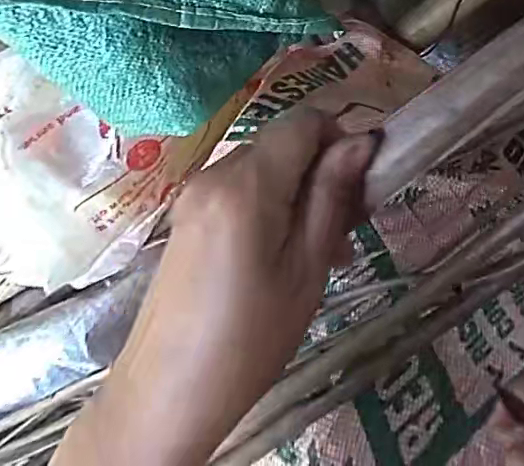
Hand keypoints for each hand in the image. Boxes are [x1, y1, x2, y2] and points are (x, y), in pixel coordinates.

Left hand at [56, 106, 376, 465]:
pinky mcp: (186, 214)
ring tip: (320, 248)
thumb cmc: (249, 339)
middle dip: (322, 170)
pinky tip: (281, 253)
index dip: (340, 137)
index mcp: (248, 182)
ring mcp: (195, 192)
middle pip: (285, 142)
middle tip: (347, 225)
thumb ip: (333, 194)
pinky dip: (270, 203)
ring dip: (299, 189)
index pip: (304, 120)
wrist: (160, 403)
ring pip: (265, 165)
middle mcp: (216, 172)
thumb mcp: (307, 266)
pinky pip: (241, 187)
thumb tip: (363, 139)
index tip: (357, 182)